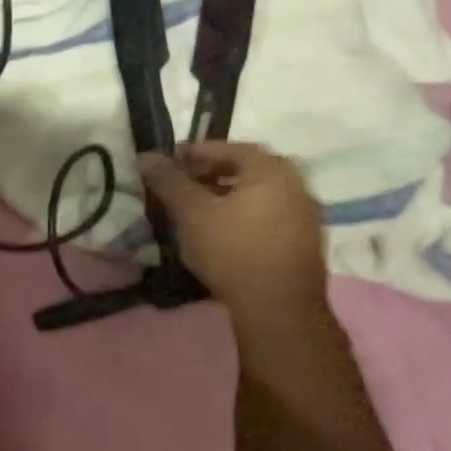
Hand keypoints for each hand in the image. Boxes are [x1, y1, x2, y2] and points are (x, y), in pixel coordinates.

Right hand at [140, 143, 328, 320]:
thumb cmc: (231, 249)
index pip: (230, 147)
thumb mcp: (191, 212)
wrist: (276, 302)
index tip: (165, 162)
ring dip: (224, 191)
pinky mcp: (302, 236)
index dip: (194, 151)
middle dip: (209, 171)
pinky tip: (218, 227)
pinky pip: (266, 209)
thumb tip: (145, 155)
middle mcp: (296, 184)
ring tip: (193, 207)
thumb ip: (169, 181)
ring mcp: (304, 211)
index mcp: (272, 171)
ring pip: (257, 190)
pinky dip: (240, 209)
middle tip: (178, 183)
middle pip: (247, 167)